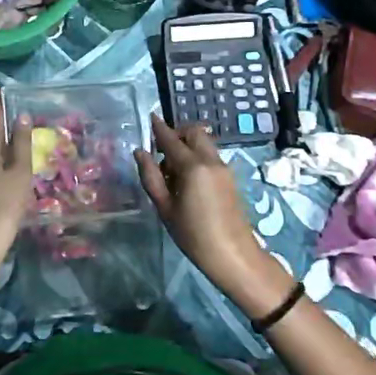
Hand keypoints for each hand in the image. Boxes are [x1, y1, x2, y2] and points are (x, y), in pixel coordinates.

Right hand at [135, 114, 294, 312]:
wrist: (235, 257)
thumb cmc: (194, 235)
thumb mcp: (165, 207)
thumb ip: (151, 177)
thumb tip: (140, 153)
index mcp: (193, 166)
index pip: (171, 139)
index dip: (159, 128)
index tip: (150, 117)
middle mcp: (211, 161)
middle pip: (194, 133)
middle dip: (178, 134)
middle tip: (161, 151)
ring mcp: (224, 169)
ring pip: (204, 144)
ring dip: (187, 146)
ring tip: (171, 171)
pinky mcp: (230, 179)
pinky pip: (210, 157)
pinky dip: (197, 157)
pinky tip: (186, 181)